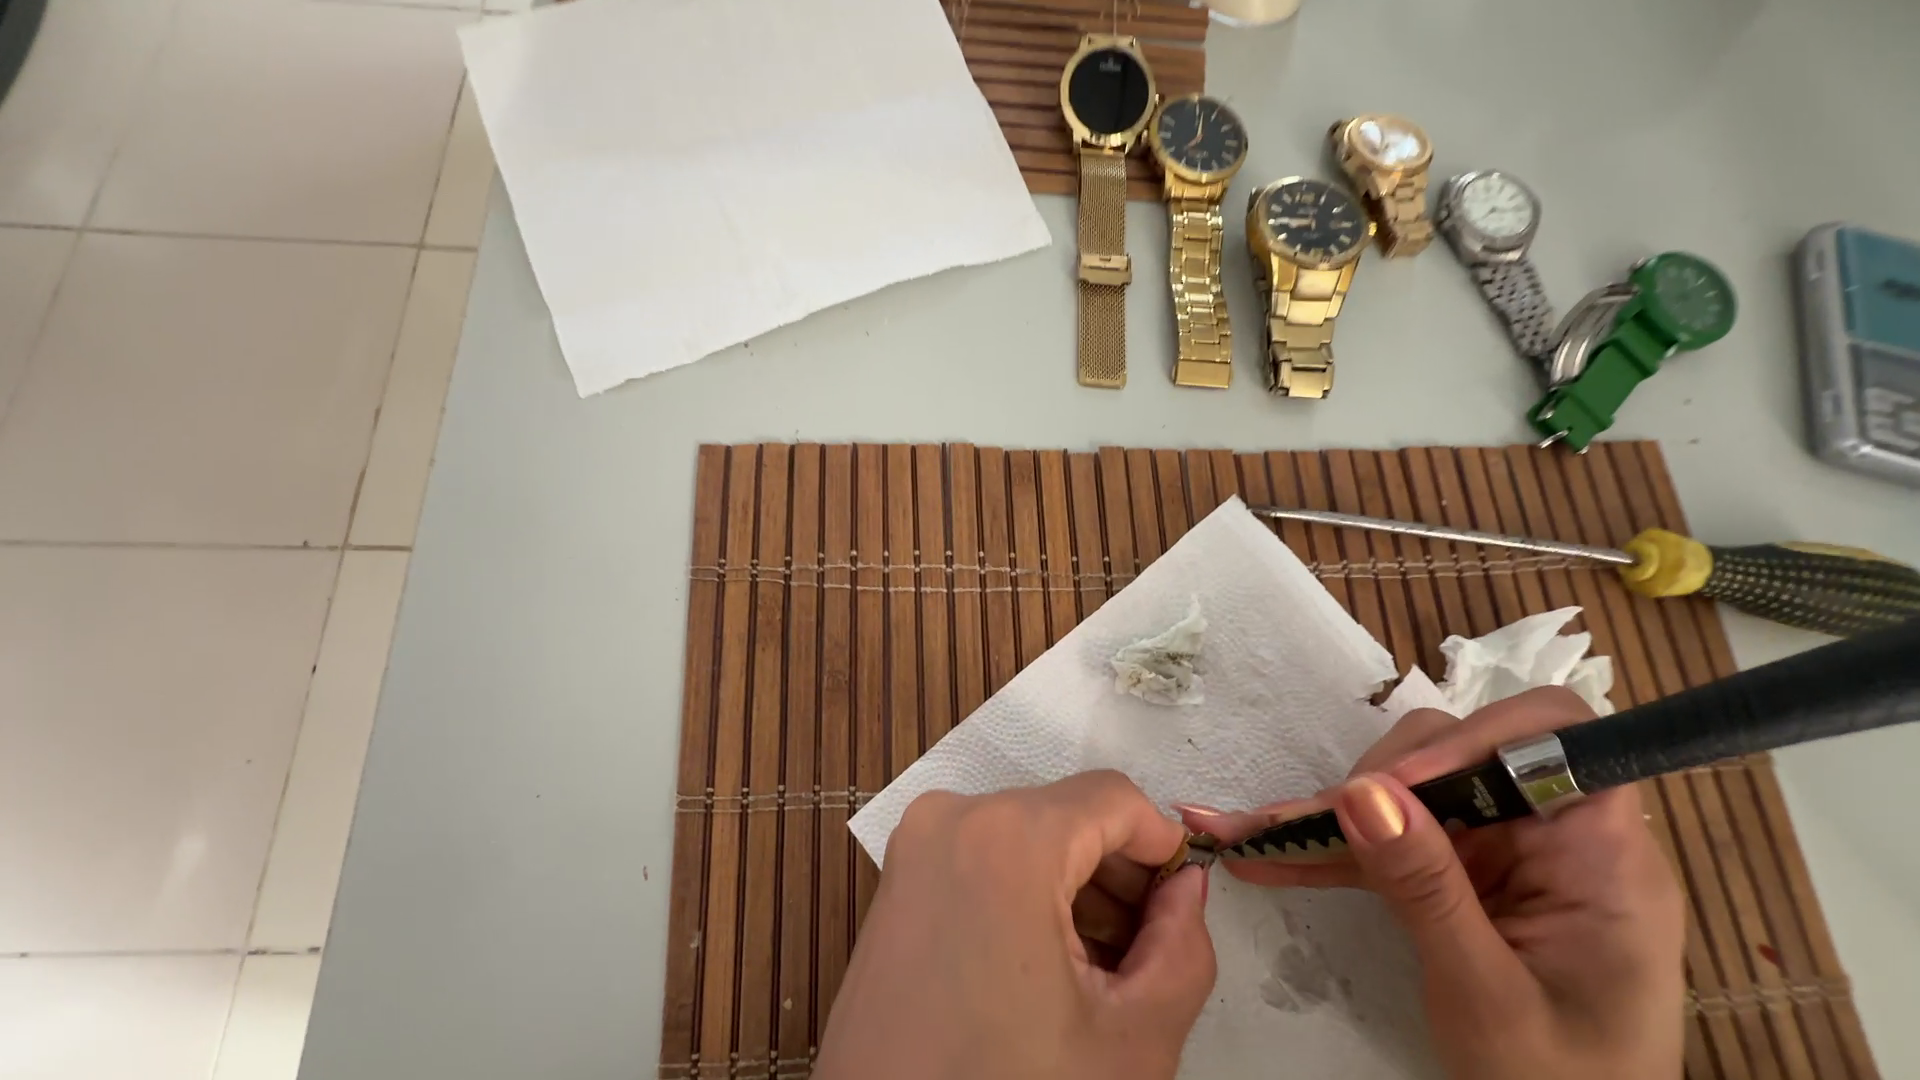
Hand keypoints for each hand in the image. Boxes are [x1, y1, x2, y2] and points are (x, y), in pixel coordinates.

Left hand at [815, 771, 1215, 1079]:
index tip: (1179, 904)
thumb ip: (1183, 948)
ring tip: (1094, 973)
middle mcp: (951, 817)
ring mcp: (915, 844)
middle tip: (1141, 955)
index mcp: (1008, 838)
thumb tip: (1186, 888)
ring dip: (1074, 888)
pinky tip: (1041, 965)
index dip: (1161, 845)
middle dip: (1117, 876)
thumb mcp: (1129, 1039)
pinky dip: (1025, 892)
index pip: (1114, 797)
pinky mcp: (898, 875)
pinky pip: (984, 855)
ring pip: (1027, 835)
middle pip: (1068, 815)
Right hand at [1179, 687, 1686, 1079]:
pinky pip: (1382, 841)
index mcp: (1598, 852)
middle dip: (1377, 780)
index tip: (1394, 786)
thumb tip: (1360, 789)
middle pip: (1456, 752)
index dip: (1470, 737)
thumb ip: (1427, 891)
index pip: (1551, 732)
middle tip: (1315, 825)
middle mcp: (1548, 834)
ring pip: (1405, 791)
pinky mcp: (1455, 876)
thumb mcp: (1488, 998)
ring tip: (1259, 837)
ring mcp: (1498, 854)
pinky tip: (1261, 857)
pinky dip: (1324, 849)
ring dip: (1330, 813)